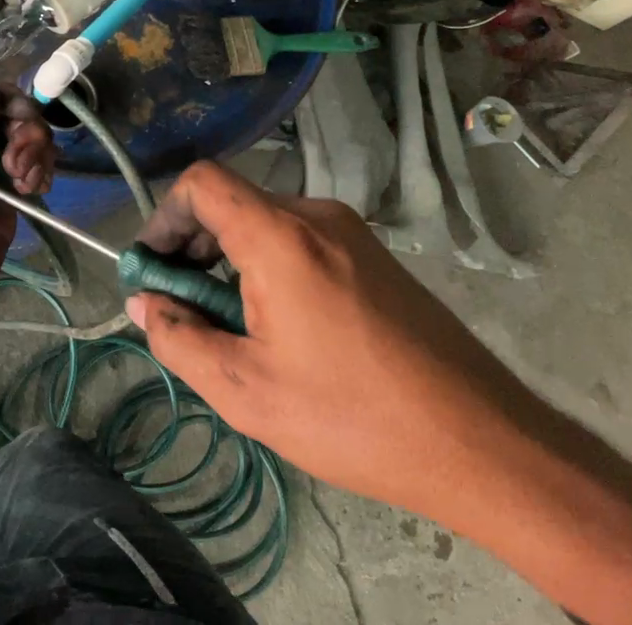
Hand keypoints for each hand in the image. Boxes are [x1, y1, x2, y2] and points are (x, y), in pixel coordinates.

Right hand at [123, 161, 555, 516]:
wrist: (488, 449)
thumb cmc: (354, 419)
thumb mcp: (244, 389)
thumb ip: (177, 337)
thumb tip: (144, 304)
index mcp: (281, 238)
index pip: (200, 183)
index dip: (162, 219)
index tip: (153, 271)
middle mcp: (318, 218)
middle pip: (229, 202)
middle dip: (190, 247)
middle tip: (182, 308)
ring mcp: (354, 236)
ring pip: (263, 224)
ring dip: (227, 262)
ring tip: (229, 328)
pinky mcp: (376, 260)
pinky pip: (299, 243)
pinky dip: (266, 269)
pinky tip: (278, 330)